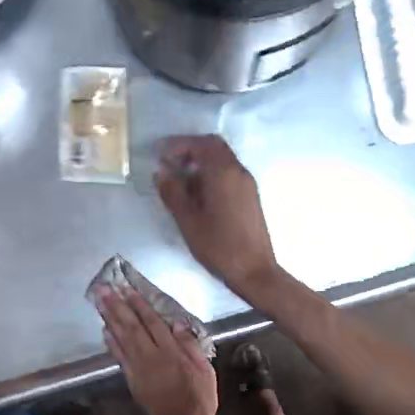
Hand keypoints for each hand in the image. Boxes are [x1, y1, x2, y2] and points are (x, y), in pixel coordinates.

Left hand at [98, 287, 217, 414]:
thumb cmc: (199, 397)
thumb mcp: (205, 370)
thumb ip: (190, 346)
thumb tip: (178, 324)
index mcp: (172, 352)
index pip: (153, 323)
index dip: (139, 305)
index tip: (127, 288)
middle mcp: (151, 357)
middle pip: (131, 326)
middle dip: (117, 306)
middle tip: (103, 288)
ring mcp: (138, 368)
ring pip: (121, 338)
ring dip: (109, 318)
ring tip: (99, 302)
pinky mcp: (132, 379)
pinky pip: (118, 356)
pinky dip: (110, 342)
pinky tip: (104, 330)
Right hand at [154, 135, 280, 299]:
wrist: (255, 271)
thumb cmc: (219, 247)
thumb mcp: (188, 221)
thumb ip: (173, 193)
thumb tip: (162, 172)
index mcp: (224, 173)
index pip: (200, 143)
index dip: (177, 144)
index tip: (159, 154)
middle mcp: (239, 172)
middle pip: (214, 147)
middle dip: (190, 150)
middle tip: (169, 164)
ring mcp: (248, 184)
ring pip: (223, 160)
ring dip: (201, 163)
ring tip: (180, 181)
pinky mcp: (251, 197)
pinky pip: (230, 174)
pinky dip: (212, 175)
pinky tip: (198, 194)